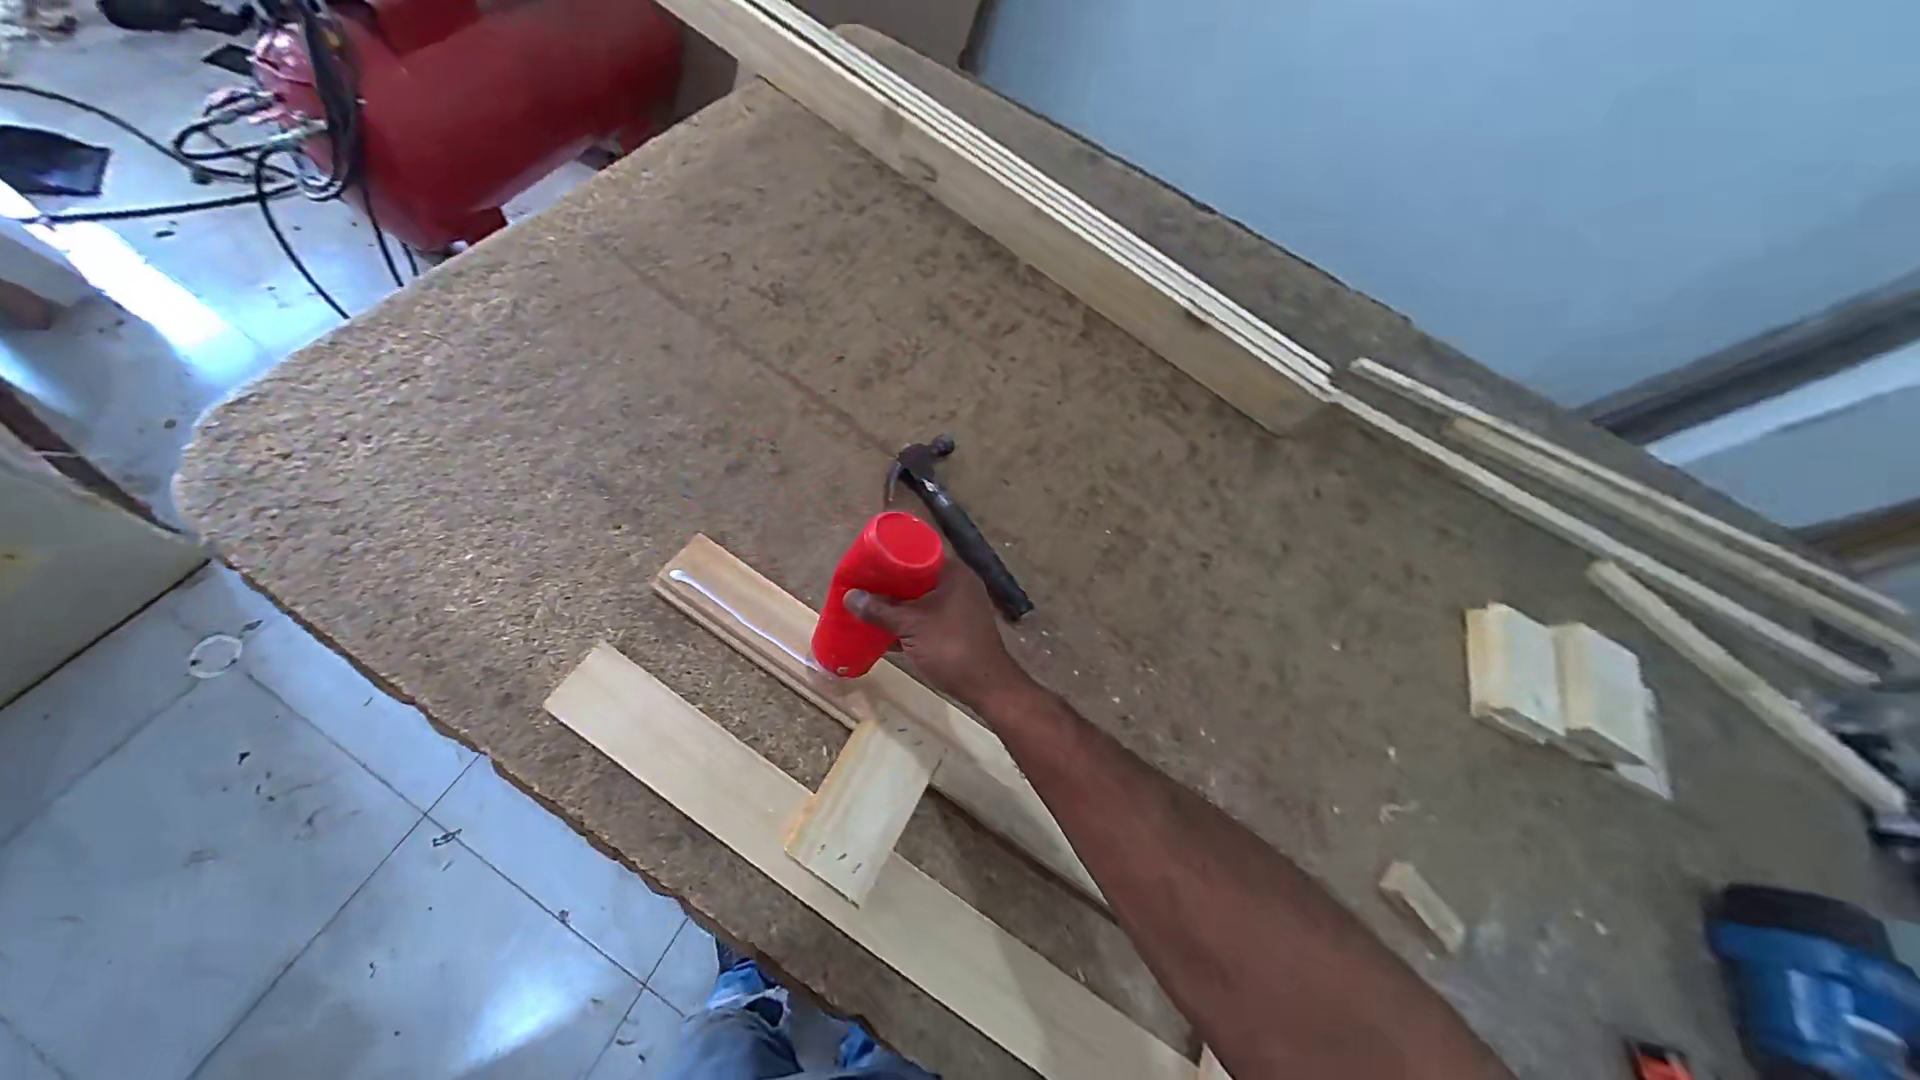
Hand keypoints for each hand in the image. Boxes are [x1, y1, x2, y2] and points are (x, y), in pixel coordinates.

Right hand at [844, 563, 1034, 711]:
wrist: (985, 686)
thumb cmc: (950, 647)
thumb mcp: (910, 626)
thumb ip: (879, 611)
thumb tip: (849, 596)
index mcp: (953, 573)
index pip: (919, 553)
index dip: (891, 557)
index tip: (867, 563)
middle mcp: (959, 585)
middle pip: (917, 577)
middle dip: (890, 584)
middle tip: (862, 585)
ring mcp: (959, 608)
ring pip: (920, 599)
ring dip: (896, 605)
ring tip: (866, 605)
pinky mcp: (955, 628)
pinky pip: (925, 617)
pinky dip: (907, 622)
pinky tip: (882, 629)